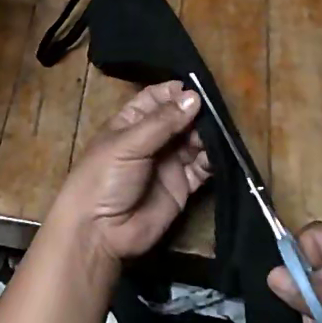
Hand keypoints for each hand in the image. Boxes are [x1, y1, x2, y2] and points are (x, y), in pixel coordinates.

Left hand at [49, 80, 211, 264]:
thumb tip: (194, 97)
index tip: (198, 89)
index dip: (176, 92)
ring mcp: (169, 163)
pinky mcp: (183, 187)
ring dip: (209, 136)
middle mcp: (152, 140)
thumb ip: (163, 122)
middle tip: (217, 112)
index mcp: (131, 123)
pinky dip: (214, 160)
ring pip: (195, 142)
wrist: (99, 233)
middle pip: (181, 119)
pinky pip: (203, 168)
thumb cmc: (103, 179)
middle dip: (199, 113)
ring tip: (221, 132)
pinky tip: (222, 153)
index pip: (157, 98)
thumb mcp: (128, 144)